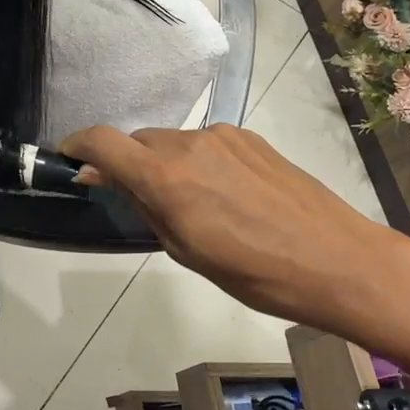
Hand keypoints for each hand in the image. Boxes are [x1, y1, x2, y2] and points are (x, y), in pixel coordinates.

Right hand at [62, 124, 409, 332]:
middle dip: (130, 163)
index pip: (102, 141)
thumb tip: (104, 177)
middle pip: (138, 141)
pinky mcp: (249, 136)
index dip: (77, 144)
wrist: (340, 260)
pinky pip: (206, 143)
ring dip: (167, 164)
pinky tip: (228, 195)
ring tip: (198, 204)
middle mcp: (188, 144)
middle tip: (144, 200)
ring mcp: (221, 136)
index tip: (69, 156)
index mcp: (166, 178)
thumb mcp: (186, 251)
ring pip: (172, 142)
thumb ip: (141, 205)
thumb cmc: (256, 273)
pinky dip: (200, 162)